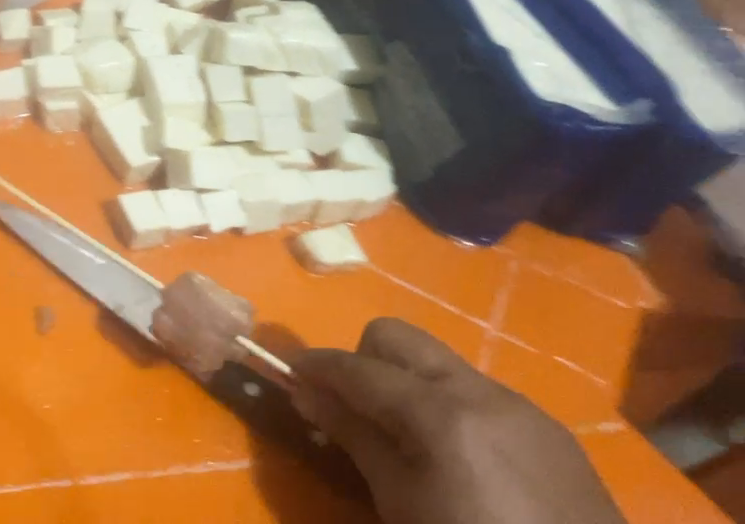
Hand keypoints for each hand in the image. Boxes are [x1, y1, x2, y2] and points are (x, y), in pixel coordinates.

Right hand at [293, 318, 624, 523]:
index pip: (356, 366)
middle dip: (362, 359)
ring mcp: (523, 408)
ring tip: (403, 435)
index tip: (288, 374)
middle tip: (351, 404)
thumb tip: (306, 393)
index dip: (314, 366)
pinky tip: (456, 455)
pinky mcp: (551, 431)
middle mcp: (482, 391)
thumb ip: (353, 437)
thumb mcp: (400, 502)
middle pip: (397, 337)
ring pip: (438, 364)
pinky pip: (478, 395)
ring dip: (406, 383)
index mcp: (442, 411)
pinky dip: (448, 407)